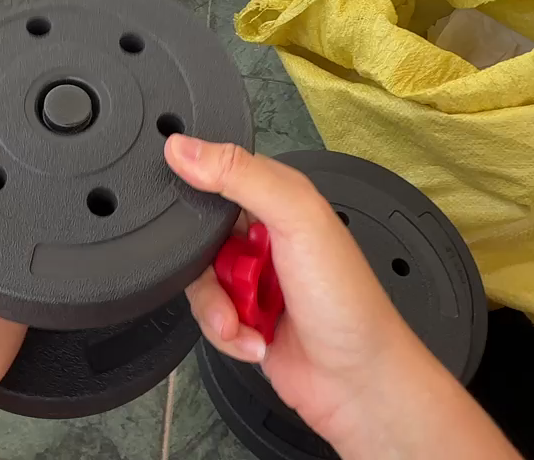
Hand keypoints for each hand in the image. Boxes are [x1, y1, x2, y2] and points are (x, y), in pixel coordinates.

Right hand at [166, 135, 518, 459]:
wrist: (360, 386)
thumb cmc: (343, 294)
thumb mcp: (296, 218)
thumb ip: (241, 176)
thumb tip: (181, 147)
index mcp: (276, 195)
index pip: (220, 168)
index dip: (194, 178)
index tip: (173, 194)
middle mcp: (260, 232)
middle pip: (198, 228)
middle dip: (201, 261)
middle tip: (224, 275)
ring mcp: (250, 276)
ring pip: (197, 275)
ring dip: (214, 304)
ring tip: (239, 321)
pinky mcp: (241, 316)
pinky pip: (205, 315)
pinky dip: (224, 331)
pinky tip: (252, 340)